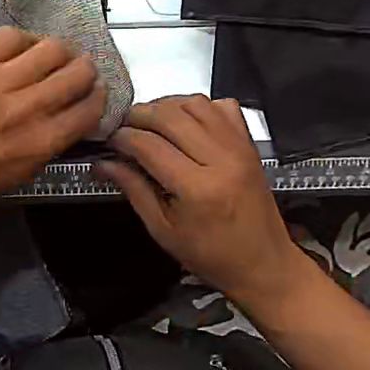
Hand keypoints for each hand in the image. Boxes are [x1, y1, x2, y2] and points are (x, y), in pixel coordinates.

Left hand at [0, 27, 107, 206]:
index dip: (98, 97)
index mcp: (43, 139)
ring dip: (60, 51)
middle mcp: (29, 107)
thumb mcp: (24, 171)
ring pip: (50, 48)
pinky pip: (9, 37)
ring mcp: (0, 81)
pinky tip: (24, 46)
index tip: (94, 93)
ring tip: (55, 54)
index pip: (90, 107)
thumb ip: (52, 142)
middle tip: (79, 70)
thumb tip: (71, 117)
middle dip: (86, 70)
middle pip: (77, 73)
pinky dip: (23, 38)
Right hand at [100, 95, 312, 303]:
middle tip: (123, 126)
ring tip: (150, 121)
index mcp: (198, 189)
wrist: (266, 265)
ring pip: (194, 104)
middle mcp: (222, 161)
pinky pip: (222, 107)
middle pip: (169, 116)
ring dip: (166, 106)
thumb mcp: (163, 230)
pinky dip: (199, 107)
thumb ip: (133, 190)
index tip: (109, 140)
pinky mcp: (248, 145)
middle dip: (138, 115)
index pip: (149, 145)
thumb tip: (104, 164)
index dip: (122, 137)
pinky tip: (185, 122)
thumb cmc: (213, 256)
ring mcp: (239, 149)